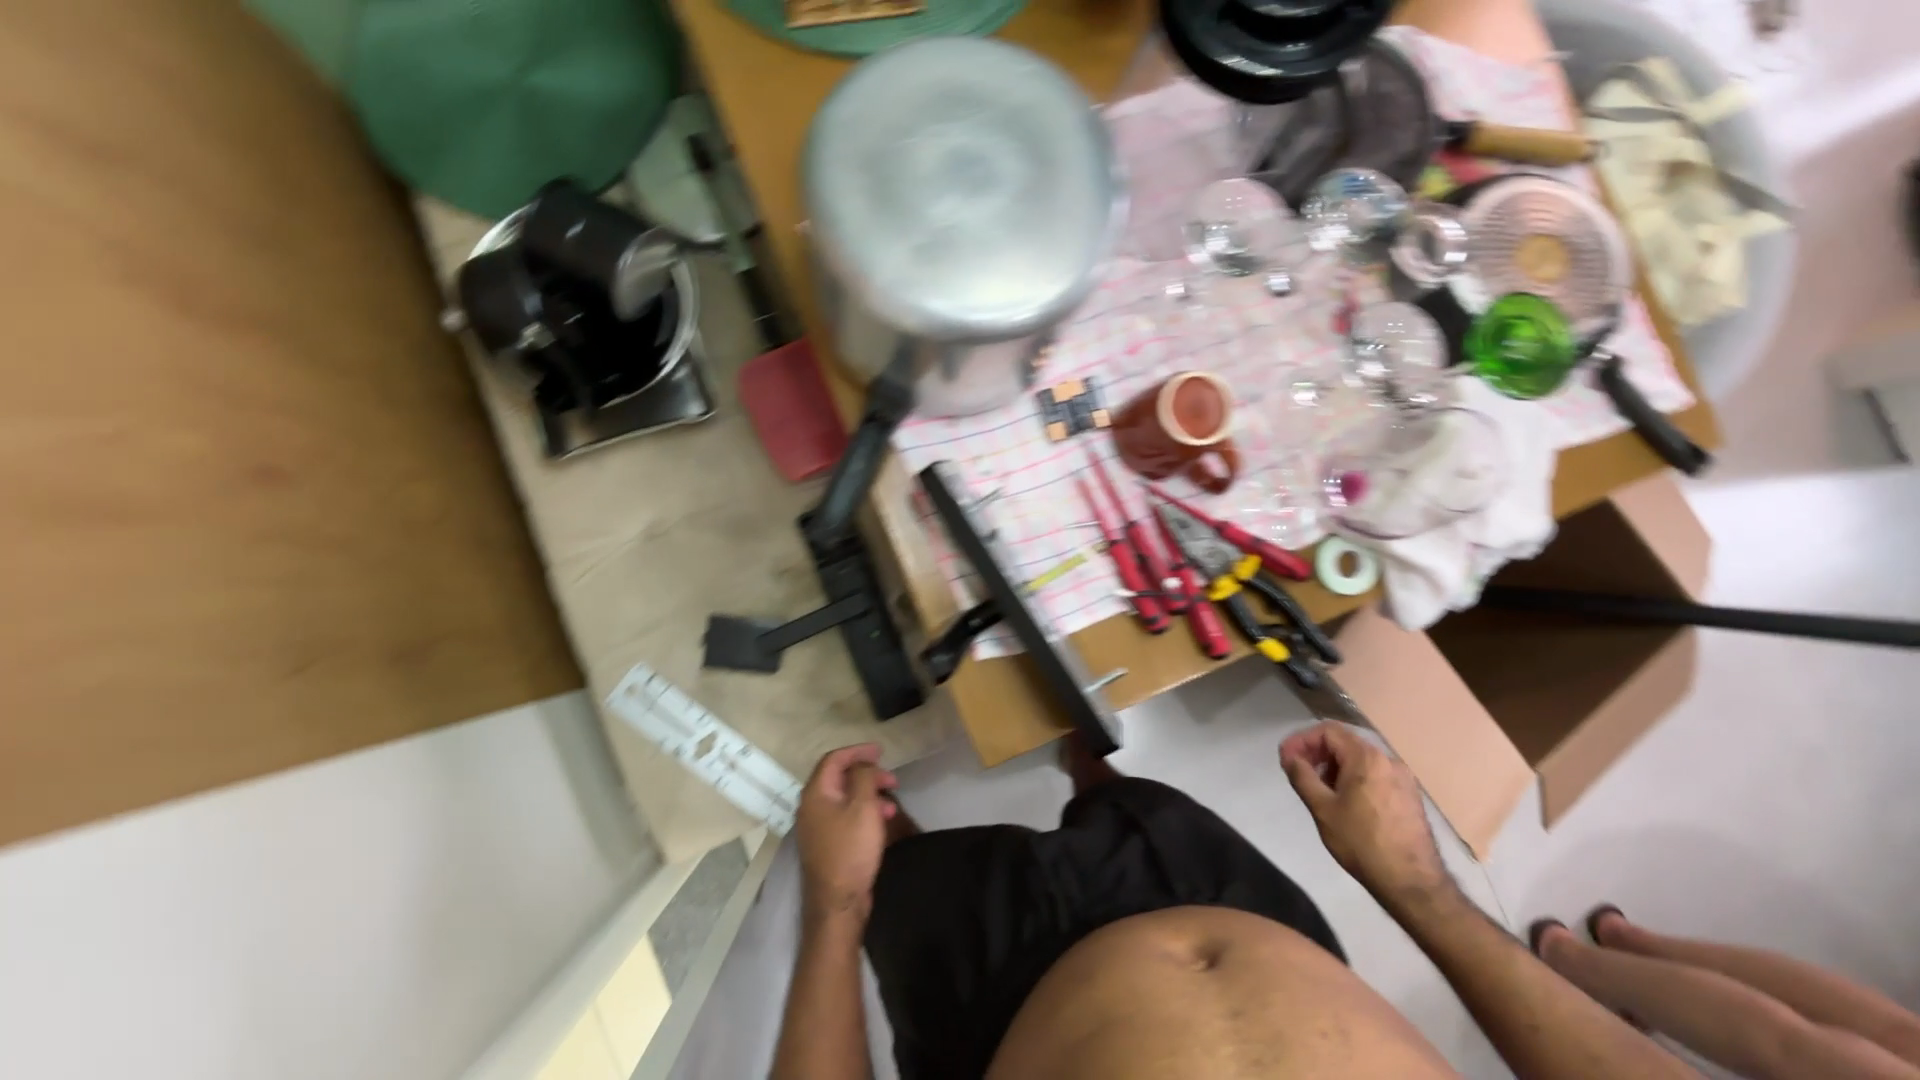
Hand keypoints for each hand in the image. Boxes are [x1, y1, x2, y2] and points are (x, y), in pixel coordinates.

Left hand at [795, 744, 898, 925]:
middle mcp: (812, 807)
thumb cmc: (851, 850)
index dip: (858, 751)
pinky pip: (846, 817)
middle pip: (839, 779)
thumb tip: (863, 765)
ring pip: (845, 799)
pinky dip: (864, 813)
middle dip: (867, 774)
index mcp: (816, 793)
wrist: (837, 902)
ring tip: (892, 803)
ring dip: (869, 795)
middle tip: (892, 780)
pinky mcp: (827, 844)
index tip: (881, 751)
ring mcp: (818, 827)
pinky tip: (882, 822)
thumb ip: (863, 778)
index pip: (834, 759)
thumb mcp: (863, 807)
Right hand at [1280, 722, 1451, 904]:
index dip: (1301, 739)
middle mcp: (1388, 760)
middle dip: (1317, 752)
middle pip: (1346, 742)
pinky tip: (1345, 801)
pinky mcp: (1409, 795)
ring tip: (1319, 788)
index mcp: (1367, 758)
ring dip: (1335, 765)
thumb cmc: (1361, 842)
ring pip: (1361, 759)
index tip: (1285, 758)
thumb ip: (1302, 776)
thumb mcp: (1322, 809)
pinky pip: (1375, 774)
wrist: (1410, 881)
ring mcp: (1403, 777)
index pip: (1328, 731)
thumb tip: (1289, 757)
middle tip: (1298, 771)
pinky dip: (1354, 777)